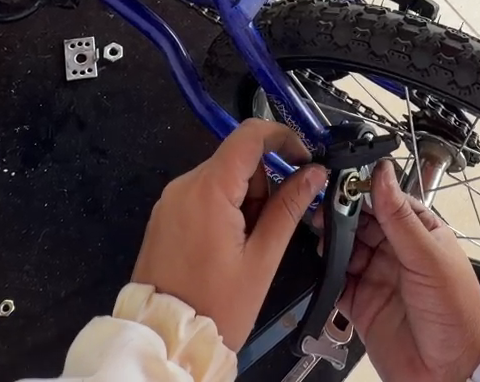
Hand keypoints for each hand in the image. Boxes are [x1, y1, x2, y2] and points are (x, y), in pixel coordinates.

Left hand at [131, 120, 328, 349]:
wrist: (164, 345)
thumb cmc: (217, 306)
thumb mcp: (262, 259)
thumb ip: (289, 207)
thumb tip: (315, 172)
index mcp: (209, 188)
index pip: (250, 135)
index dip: (282, 137)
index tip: (303, 160)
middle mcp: (184, 184)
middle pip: (238, 160)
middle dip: (262, 186)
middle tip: (263, 233)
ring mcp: (170, 200)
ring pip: (223, 177)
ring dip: (243, 200)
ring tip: (241, 248)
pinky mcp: (164, 215)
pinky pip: (204, 194)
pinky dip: (222, 208)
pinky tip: (223, 248)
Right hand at [341, 162, 479, 381]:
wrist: (451, 375)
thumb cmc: (457, 311)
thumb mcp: (428, 257)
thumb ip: (399, 217)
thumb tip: (382, 172)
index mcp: (419, 231)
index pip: (386, 200)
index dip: (364, 190)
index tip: (341, 182)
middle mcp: (397, 251)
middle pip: (362, 223)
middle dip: (341, 215)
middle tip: (322, 210)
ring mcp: (378, 277)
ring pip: (346, 250)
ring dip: (331, 242)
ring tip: (319, 237)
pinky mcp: (362, 306)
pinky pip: (337, 284)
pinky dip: (327, 274)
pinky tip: (321, 266)